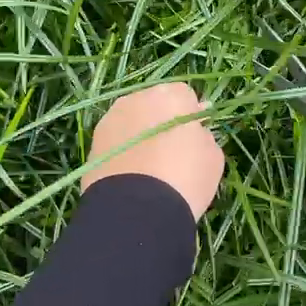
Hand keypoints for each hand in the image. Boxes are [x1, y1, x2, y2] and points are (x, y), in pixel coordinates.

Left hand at [82, 81, 224, 219]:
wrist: (137, 210)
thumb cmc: (184, 178)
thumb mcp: (212, 157)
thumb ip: (203, 136)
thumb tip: (195, 131)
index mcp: (171, 95)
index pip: (185, 96)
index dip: (190, 117)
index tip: (193, 138)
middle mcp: (138, 98)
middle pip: (154, 103)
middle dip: (162, 121)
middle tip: (171, 152)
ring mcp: (112, 118)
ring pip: (131, 120)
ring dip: (139, 134)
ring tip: (148, 167)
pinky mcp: (94, 141)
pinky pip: (115, 140)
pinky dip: (123, 151)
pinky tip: (130, 175)